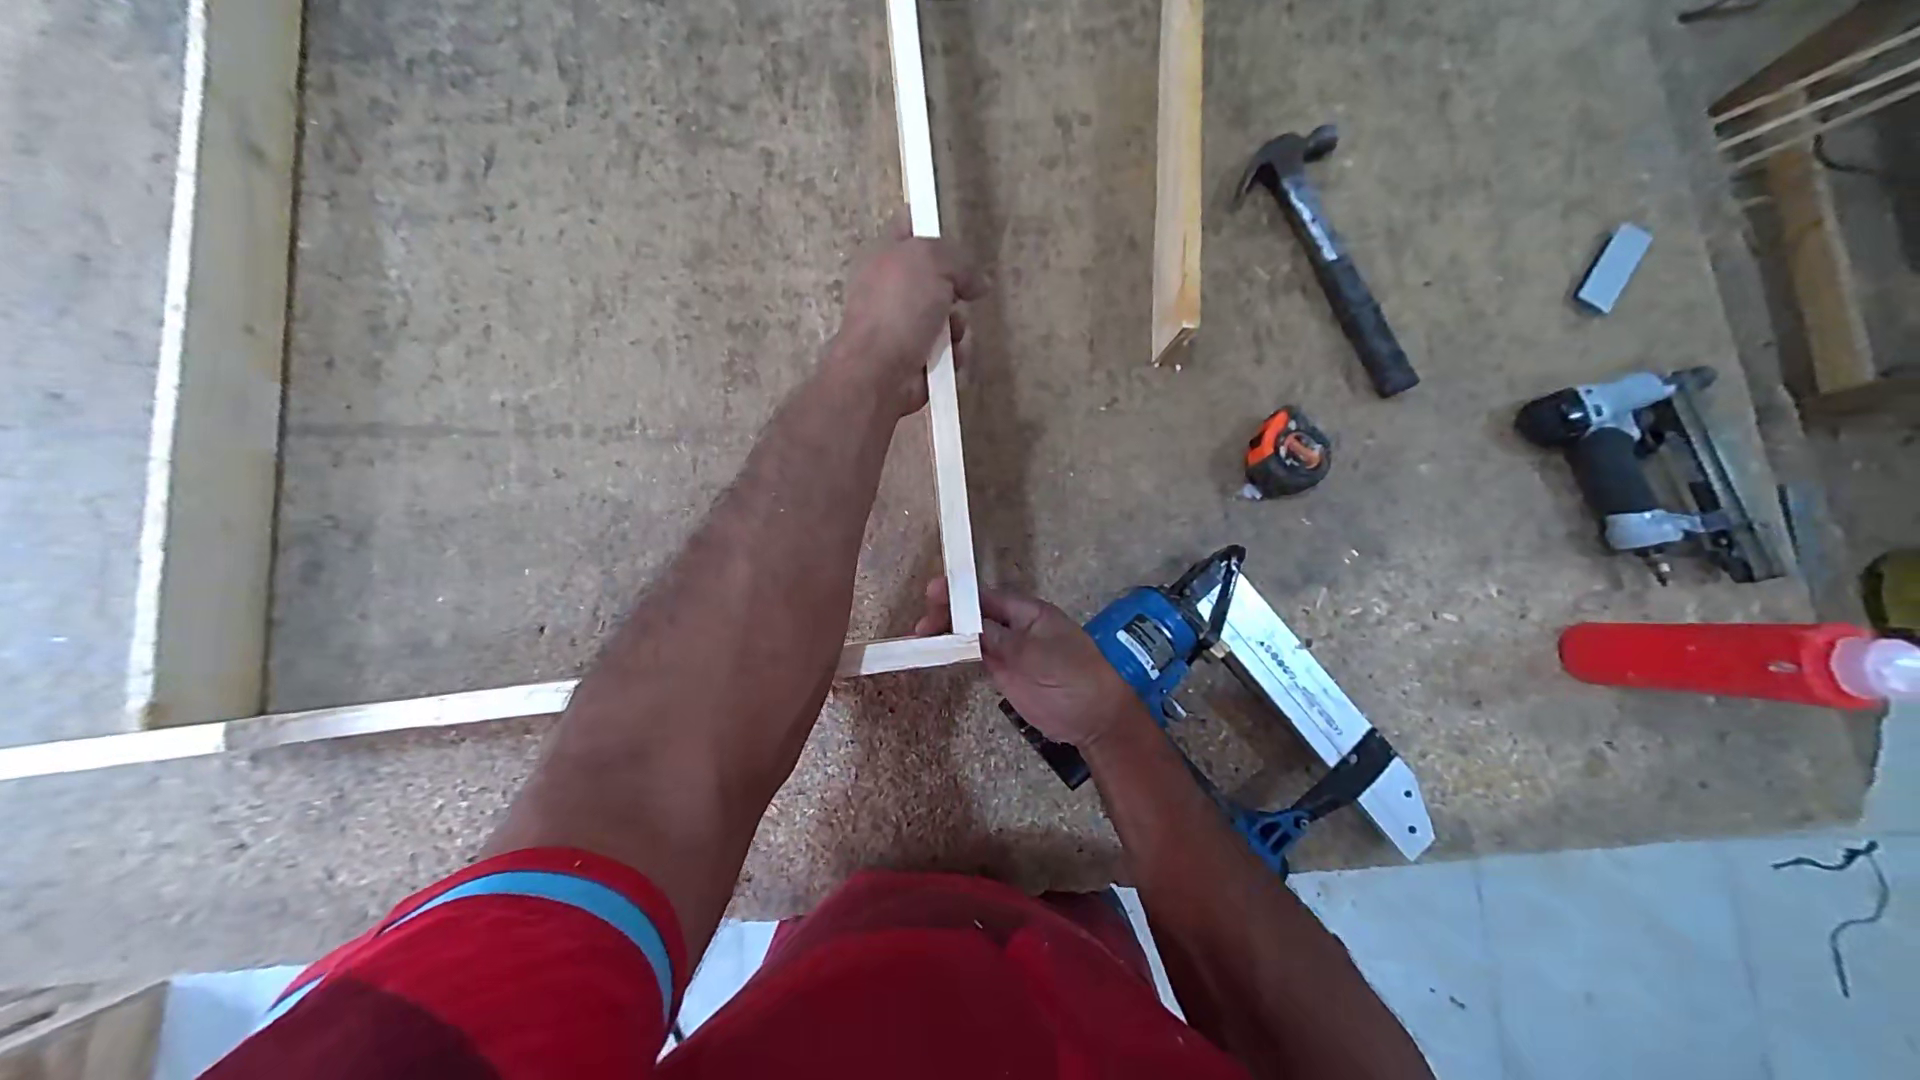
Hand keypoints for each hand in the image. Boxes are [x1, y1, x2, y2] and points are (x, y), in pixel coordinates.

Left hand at [826, 214, 983, 416]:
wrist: (879, 371)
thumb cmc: (898, 307)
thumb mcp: (931, 261)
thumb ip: (959, 261)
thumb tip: (978, 283)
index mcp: (884, 256)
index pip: (909, 227)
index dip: (931, 225)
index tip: (954, 233)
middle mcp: (891, 290)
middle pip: (936, 278)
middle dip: (956, 287)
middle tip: (962, 292)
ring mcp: (902, 327)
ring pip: (947, 318)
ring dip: (958, 327)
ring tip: (952, 334)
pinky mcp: (914, 359)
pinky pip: (947, 351)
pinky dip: (953, 355)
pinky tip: (950, 358)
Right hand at [916, 578, 1147, 747]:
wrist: (1094, 717)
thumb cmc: (1074, 676)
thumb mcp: (1038, 655)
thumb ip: (1001, 640)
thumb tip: (968, 626)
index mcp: (1028, 613)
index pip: (987, 597)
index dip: (960, 595)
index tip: (933, 593)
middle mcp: (1014, 626)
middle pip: (974, 614)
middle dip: (948, 614)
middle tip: (922, 627)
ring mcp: (1007, 649)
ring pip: (970, 634)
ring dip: (946, 633)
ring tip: (920, 638)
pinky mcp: (1003, 671)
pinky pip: (974, 656)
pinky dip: (954, 652)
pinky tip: (936, 652)